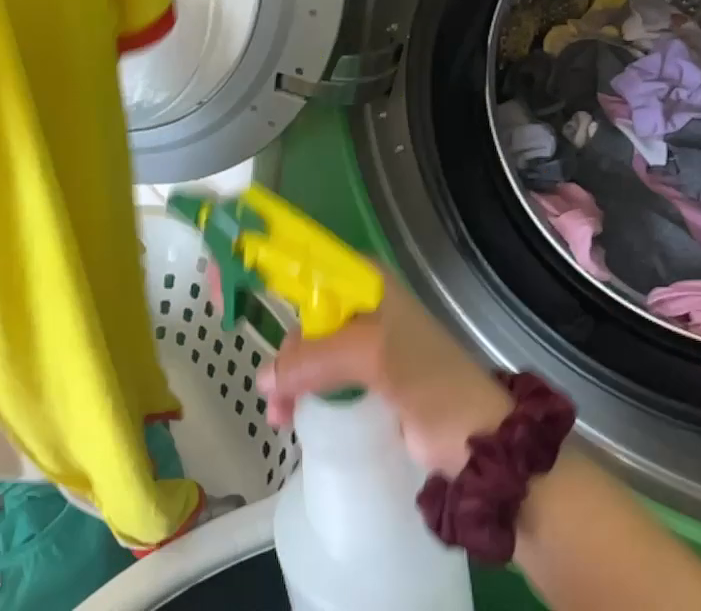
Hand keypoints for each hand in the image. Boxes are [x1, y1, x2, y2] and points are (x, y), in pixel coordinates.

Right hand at [257, 278, 516, 477]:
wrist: (478, 440)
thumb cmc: (429, 380)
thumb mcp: (370, 356)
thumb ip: (313, 359)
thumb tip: (266, 380)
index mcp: (363, 281)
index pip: (303, 259)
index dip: (261, 263)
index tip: (222, 278)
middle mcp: (358, 305)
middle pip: (297, 310)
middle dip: (277, 343)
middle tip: (258, 371)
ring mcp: (360, 344)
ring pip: (303, 350)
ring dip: (285, 379)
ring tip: (280, 414)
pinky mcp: (360, 380)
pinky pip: (314, 379)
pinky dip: (297, 395)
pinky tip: (288, 417)